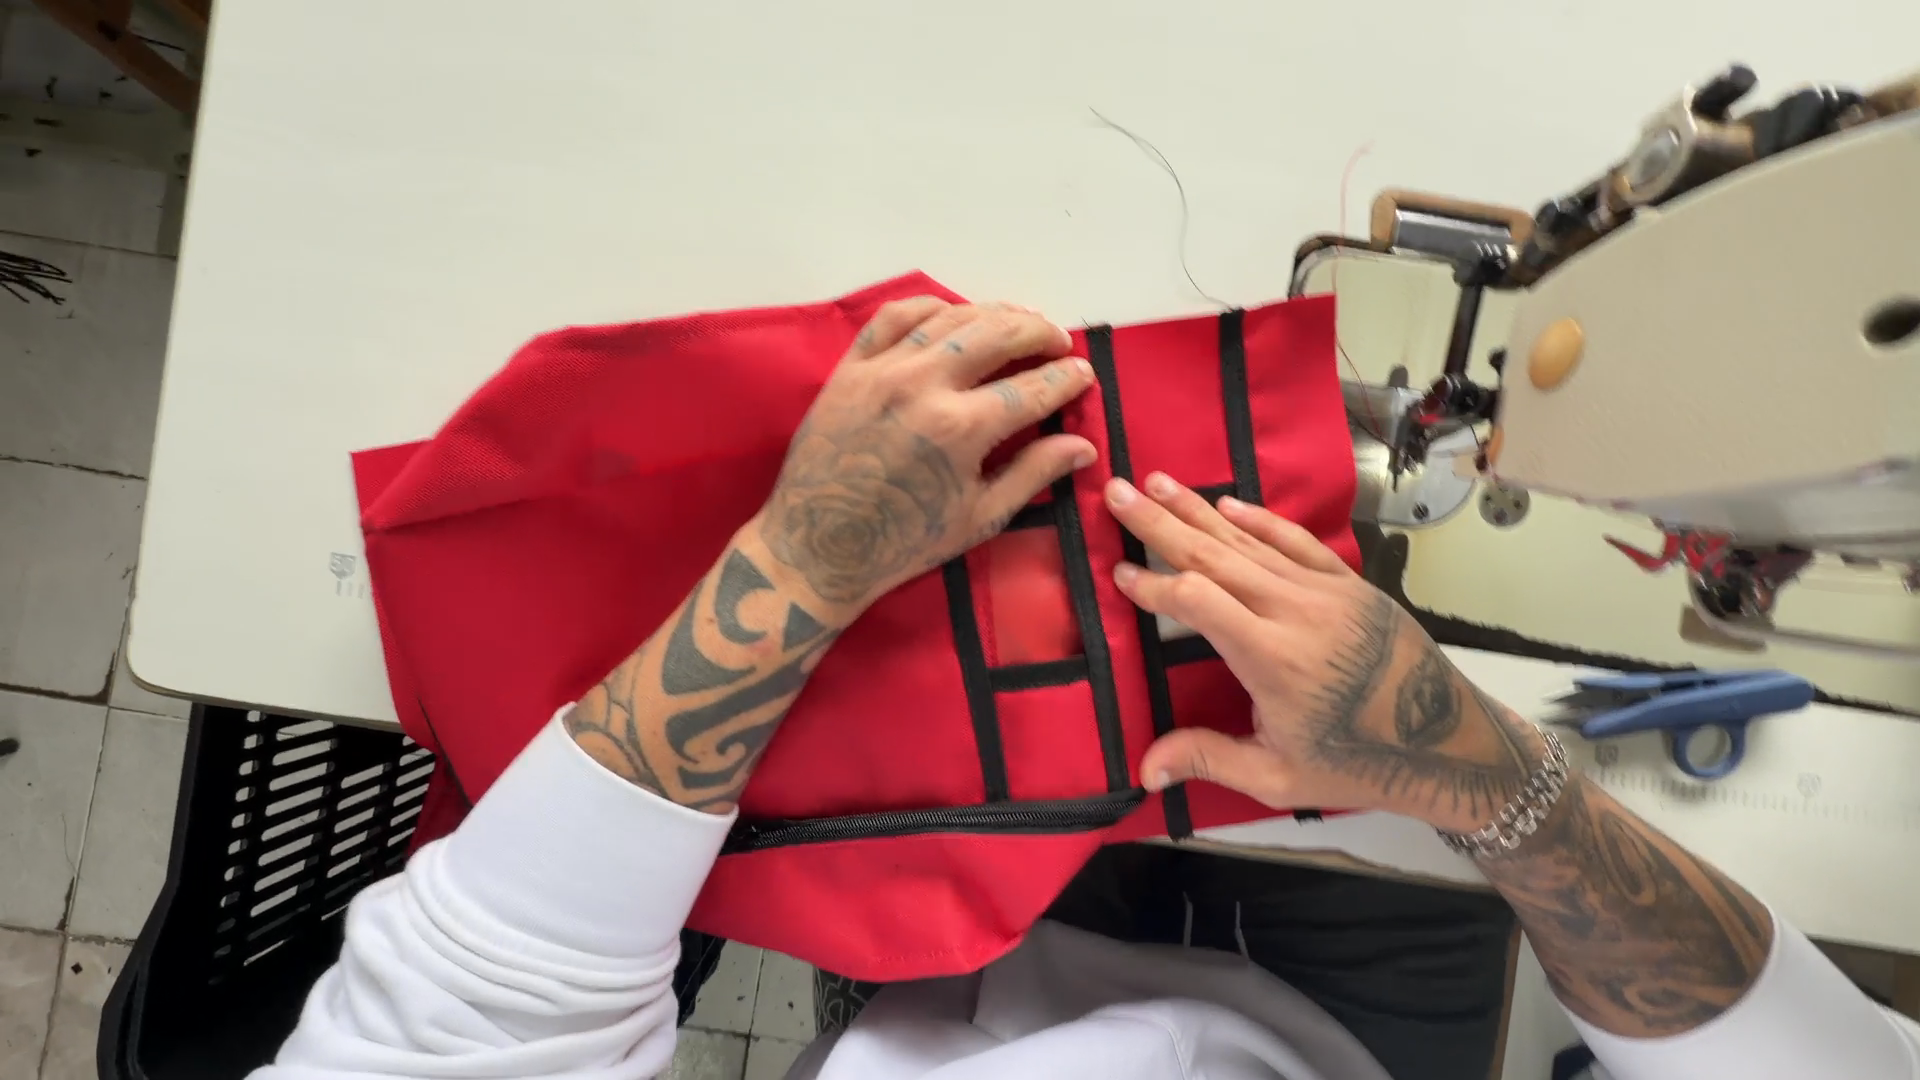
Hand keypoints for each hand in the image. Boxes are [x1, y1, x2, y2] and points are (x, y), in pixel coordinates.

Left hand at [757, 297, 1097, 618]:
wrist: (818, 548)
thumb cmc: (903, 543)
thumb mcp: (978, 518)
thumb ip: (1032, 474)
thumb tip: (1084, 447)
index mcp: (961, 429)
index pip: (1032, 388)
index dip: (1067, 378)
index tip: (1085, 373)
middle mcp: (924, 385)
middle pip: (997, 334)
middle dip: (1039, 332)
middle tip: (1059, 341)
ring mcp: (882, 370)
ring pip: (951, 317)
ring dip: (994, 313)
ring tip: (1019, 321)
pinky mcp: (850, 367)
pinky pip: (894, 316)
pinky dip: (931, 307)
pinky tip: (953, 313)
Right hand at [1105, 473, 1545, 831]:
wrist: (1454, 747)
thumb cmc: (1359, 765)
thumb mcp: (1278, 777)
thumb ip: (1208, 759)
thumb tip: (1142, 772)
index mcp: (1274, 658)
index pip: (1197, 601)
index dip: (1153, 587)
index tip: (1118, 573)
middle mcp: (1296, 611)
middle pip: (1214, 554)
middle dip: (1158, 522)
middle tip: (1117, 491)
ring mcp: (1326, 591)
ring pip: (1248, 540)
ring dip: (1196, 509)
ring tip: (1157, 482)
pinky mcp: (1349, 583)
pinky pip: (1295, 541)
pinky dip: (1258, 520)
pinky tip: (1227, 502)